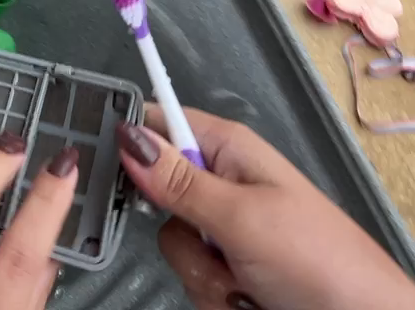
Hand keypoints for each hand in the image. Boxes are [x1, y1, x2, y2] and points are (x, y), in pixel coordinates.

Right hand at [119, 106, 414, 309]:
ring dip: (204, 272)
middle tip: (210, 244)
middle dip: (179, 230)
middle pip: (159, 192)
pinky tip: (249, 301)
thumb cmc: (311, 257)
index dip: (131, 139)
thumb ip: (179, 182)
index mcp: (227, 147)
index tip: (104, 167)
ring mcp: (226, 229)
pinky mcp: (231, 270)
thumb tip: (125, 132)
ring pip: (174, 243)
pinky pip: (195, 276)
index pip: (160, 122)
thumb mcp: (241, 217)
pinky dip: (218, 295)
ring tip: (246, 284)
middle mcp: (221, 181)